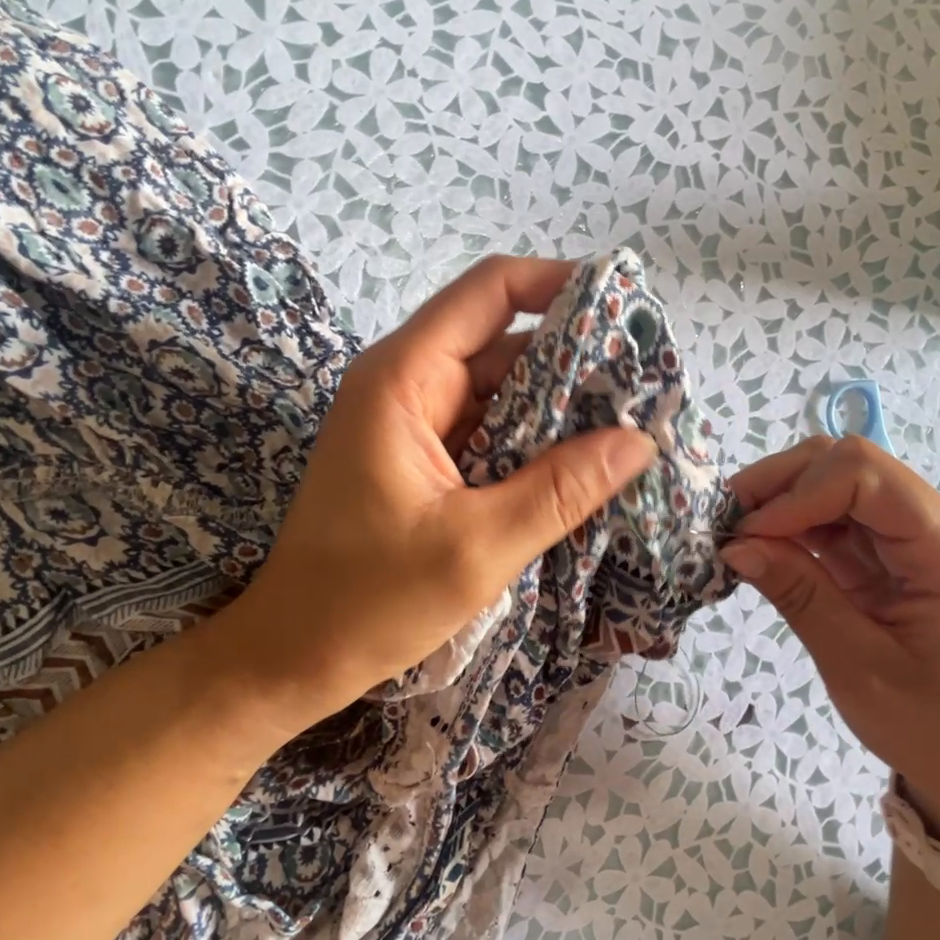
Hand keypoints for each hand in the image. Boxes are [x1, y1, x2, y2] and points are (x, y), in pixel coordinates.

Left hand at [218, 256, 658, 735]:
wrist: (292, 655)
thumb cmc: (368, 601)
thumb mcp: (477, 547)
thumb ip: (562, 489)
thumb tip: (640, 441)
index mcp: (404, 379)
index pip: (489, 292)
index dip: (559, 285)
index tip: (626, 310)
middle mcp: (406, 383)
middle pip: (502, 339)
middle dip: (575, 358)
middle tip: (647, 386)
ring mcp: (412, 421)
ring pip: (499, 387)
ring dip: (559, 406)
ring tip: (631, 424)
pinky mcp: (420, 456)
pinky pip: (487, 428)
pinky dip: (532, 441)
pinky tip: (583, 463)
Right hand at [720, 436, 939, 867]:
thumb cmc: (932, 730)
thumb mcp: (857, 666)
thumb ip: (799, 594)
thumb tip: (734, 544)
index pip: (865, 476)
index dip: (798, 493)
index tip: (747, 534)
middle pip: (853, 465)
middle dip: (785, 484)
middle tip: (728, 522)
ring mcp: (921, 539)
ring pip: (842, 484)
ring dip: (786, 501)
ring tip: (738, 533)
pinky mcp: (899, 557)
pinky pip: (842, 520)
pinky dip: (798, 526)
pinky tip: (765, 547)